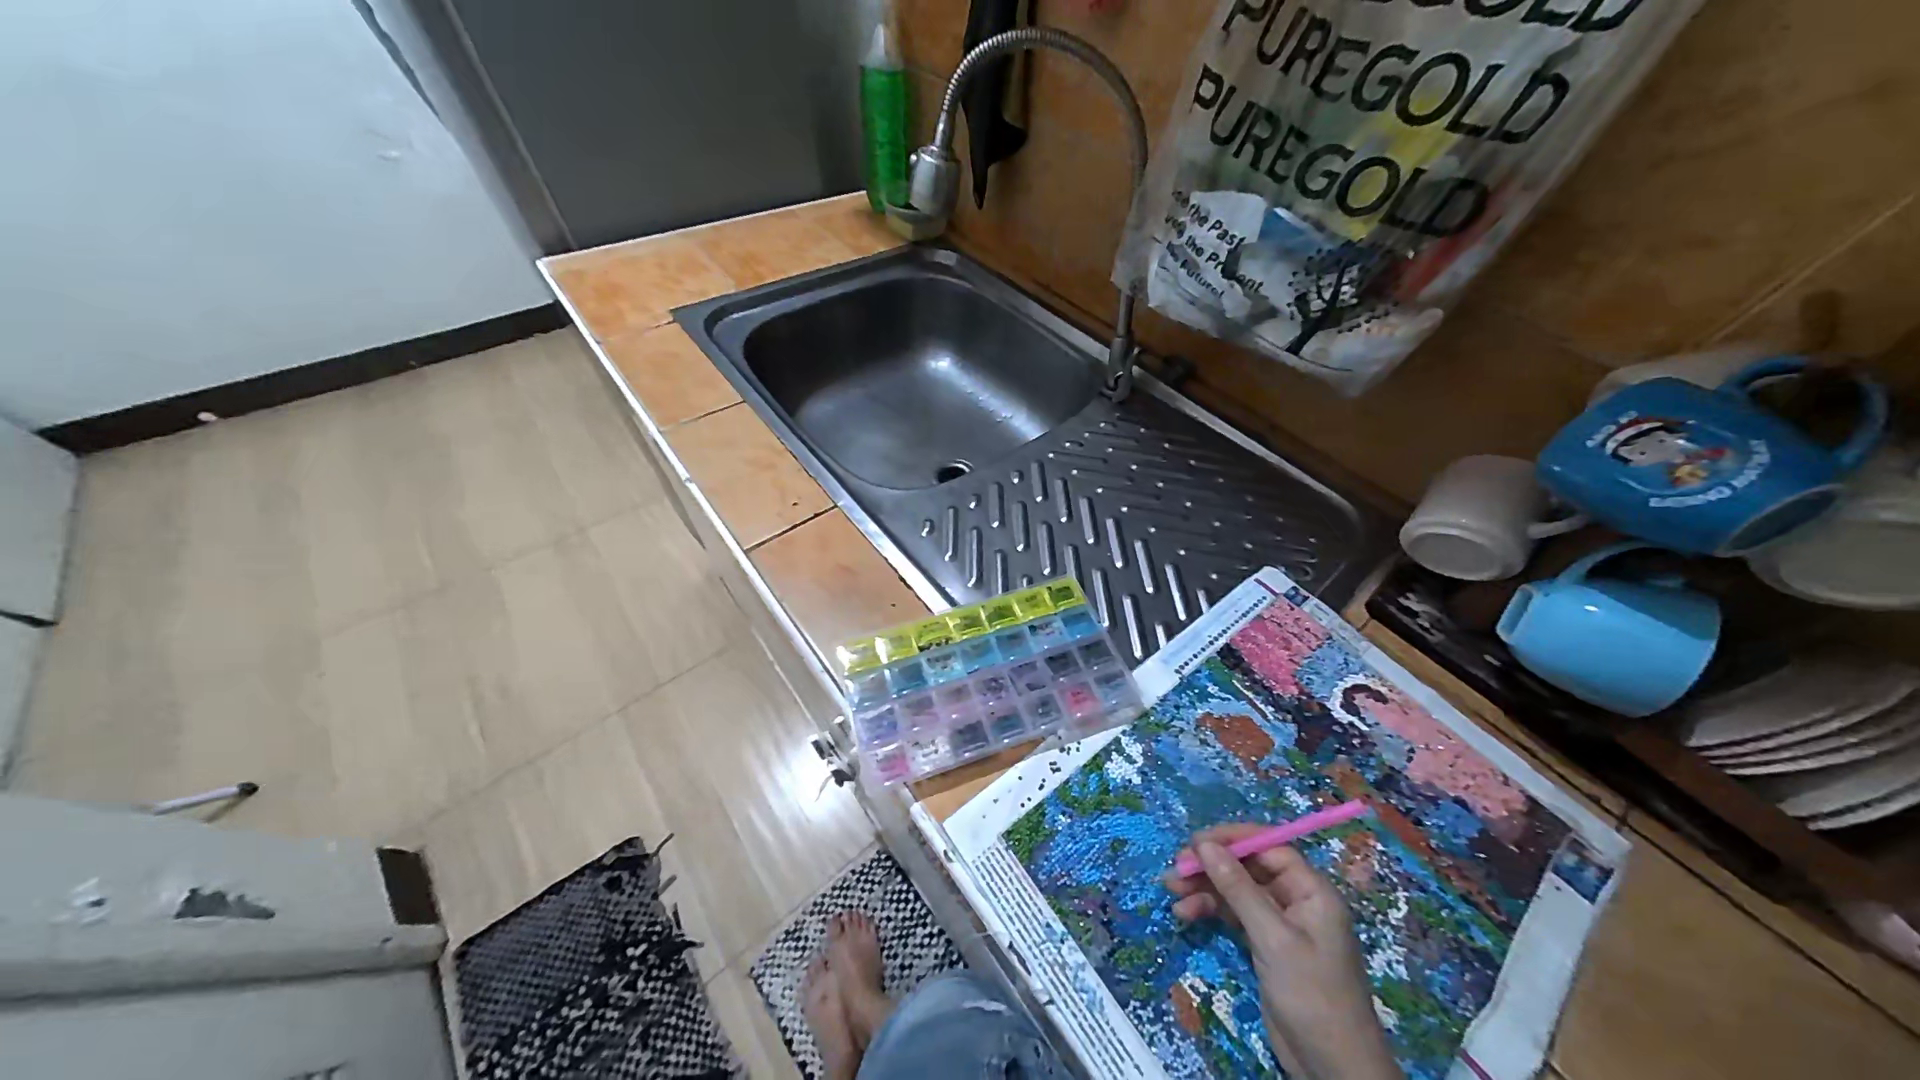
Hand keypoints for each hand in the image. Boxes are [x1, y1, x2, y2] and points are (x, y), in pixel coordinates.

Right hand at [1165, 825, 1400, 1079]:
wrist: (1333, 1067)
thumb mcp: (1272, 938)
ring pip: (1235, 891)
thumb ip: (1238, 888)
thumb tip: (1205, 845)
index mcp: (1311, 891)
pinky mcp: (1265, 946)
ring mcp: (1279, 924)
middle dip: (1211, 866)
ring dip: (1204, 888)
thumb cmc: (1312, 995)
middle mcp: (1295, 900)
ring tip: (1171, 891)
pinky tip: (1185, 914)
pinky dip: (1210, 911)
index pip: (1268, 847)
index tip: (1195, 842)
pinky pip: (1233, 915)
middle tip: (1176, 870)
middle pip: (1247, 867)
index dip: (1231, 840)